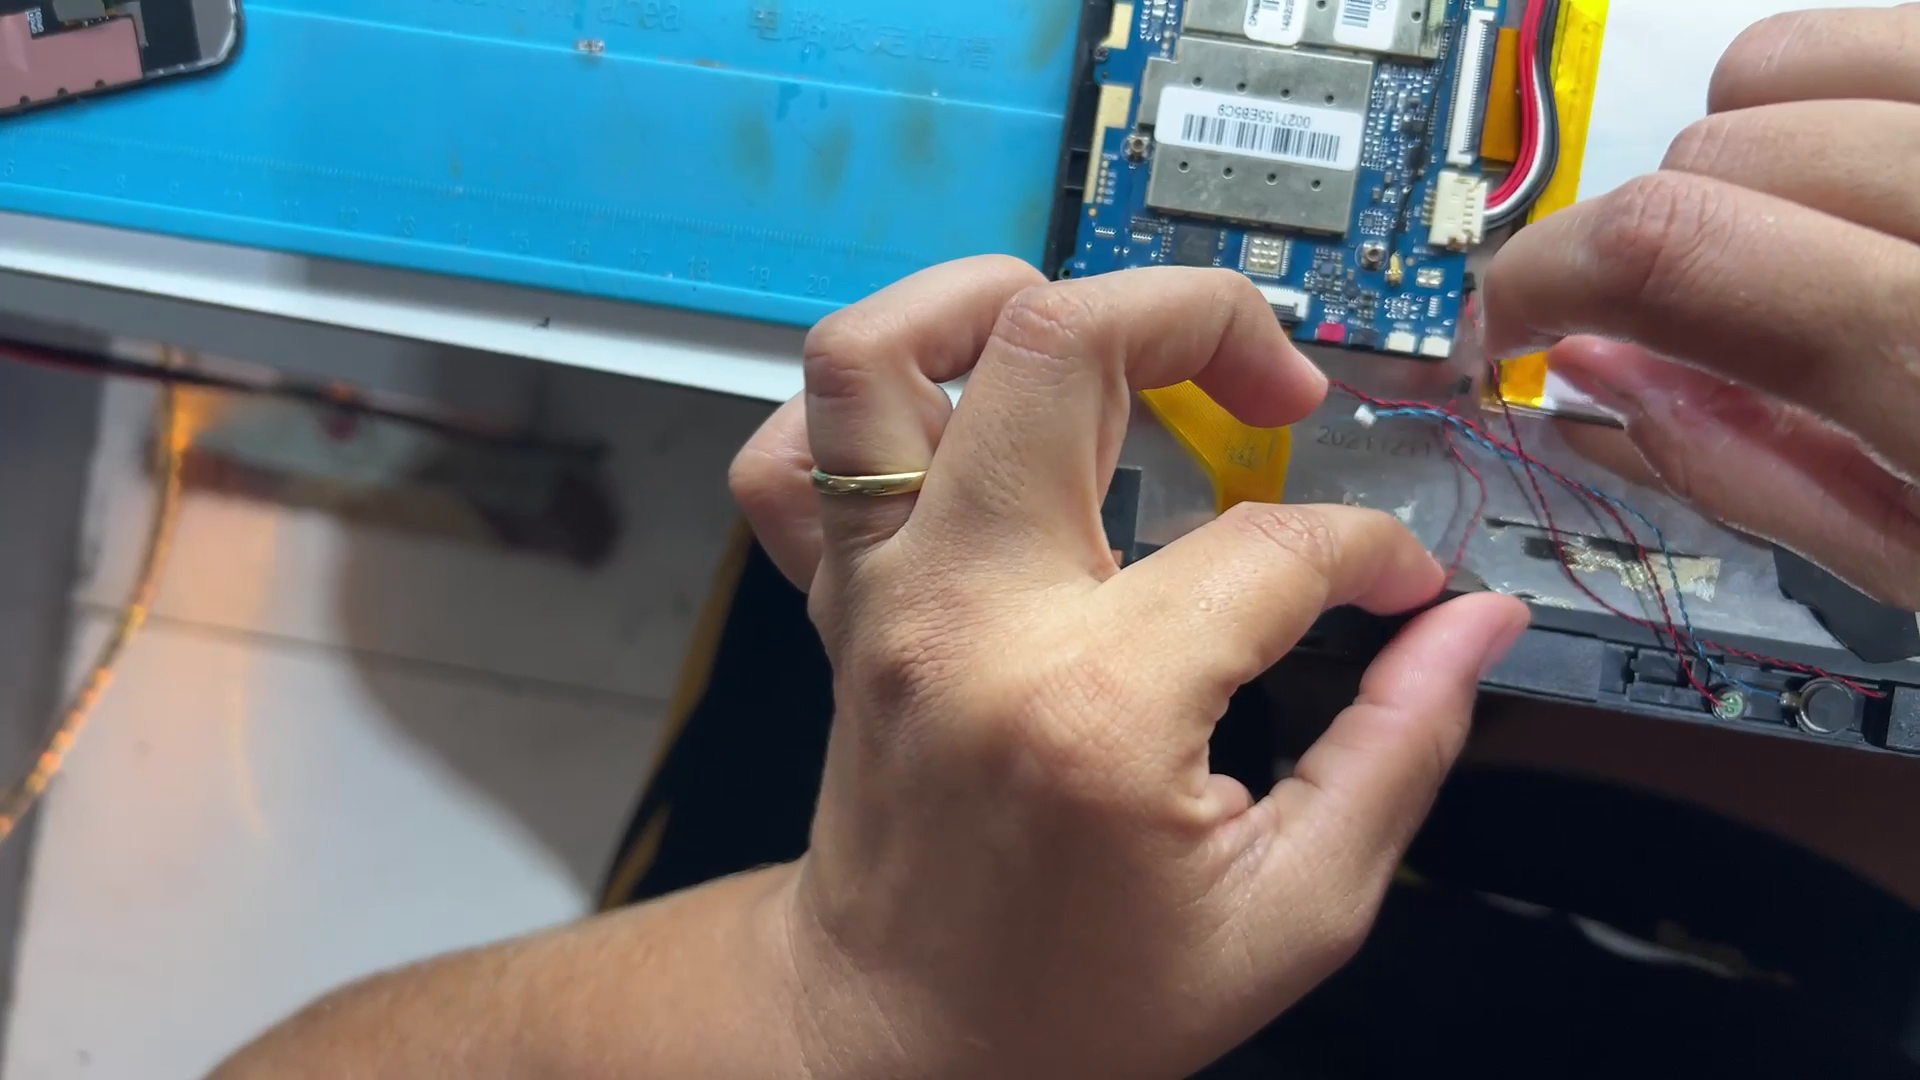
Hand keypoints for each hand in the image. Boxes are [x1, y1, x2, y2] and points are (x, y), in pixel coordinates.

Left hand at [728, 257, 1527, 1077]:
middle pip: (1057, 347)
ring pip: (876, 356)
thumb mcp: (1287, 909)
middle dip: (1192, 313)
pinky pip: (785, 454)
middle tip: (1260, 379)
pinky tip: (951, 429)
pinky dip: (865, 407)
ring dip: (988, 301)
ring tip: (1088, 341)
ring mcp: (877, 588)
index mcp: (1096, 703)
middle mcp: (965, 608)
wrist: (895, 1028)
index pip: (1272, 543)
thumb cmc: (1081, 995)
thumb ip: (1398, 747)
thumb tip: (1467, 621)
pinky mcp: (831, 597)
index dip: (1368, 548)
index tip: (1391, 579)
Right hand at [1482, 4, 1919, 606]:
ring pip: (1786, 61)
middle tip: (1660, 318)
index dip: (1532, 276)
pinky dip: (1839, 92)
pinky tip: (1872, 173)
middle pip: (1705, 156)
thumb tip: (1575, 387)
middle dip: (1635, 251)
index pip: (1661, 243)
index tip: (1502, 327)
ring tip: (1768, 237)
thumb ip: (1725, 465)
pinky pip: (1892, 25)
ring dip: (1727, 160)